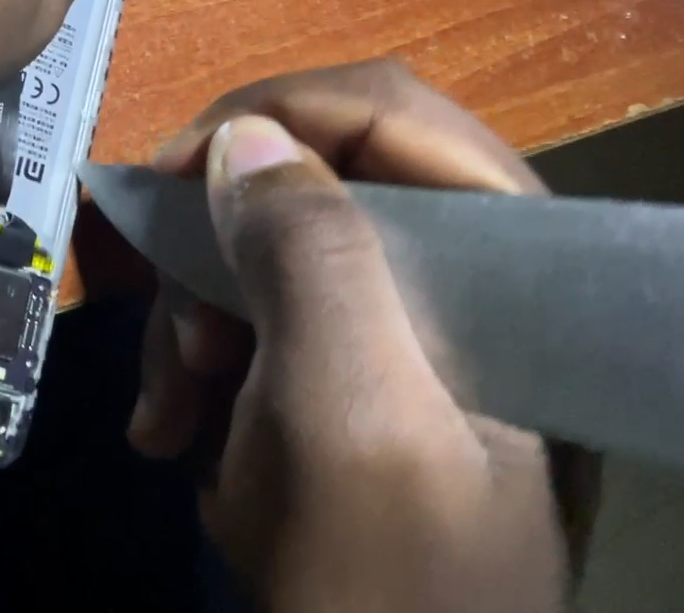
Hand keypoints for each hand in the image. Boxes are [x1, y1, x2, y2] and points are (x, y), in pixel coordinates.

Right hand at [129, 61, 599, 611]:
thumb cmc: (381, 569)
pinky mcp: (335, 358)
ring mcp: (391, 319)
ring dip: (192, 308)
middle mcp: (456, 276)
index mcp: (510, 267)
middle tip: (177, 309)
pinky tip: (173, 418)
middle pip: (308, 179)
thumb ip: (311, 258)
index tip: (174, 168)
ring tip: (176, 393)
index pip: (391, 116)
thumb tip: (240, 137)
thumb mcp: (345, 411)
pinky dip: (191, 351)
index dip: (271, 116)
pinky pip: (241, 305)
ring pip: (257, 245)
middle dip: (215, 240)